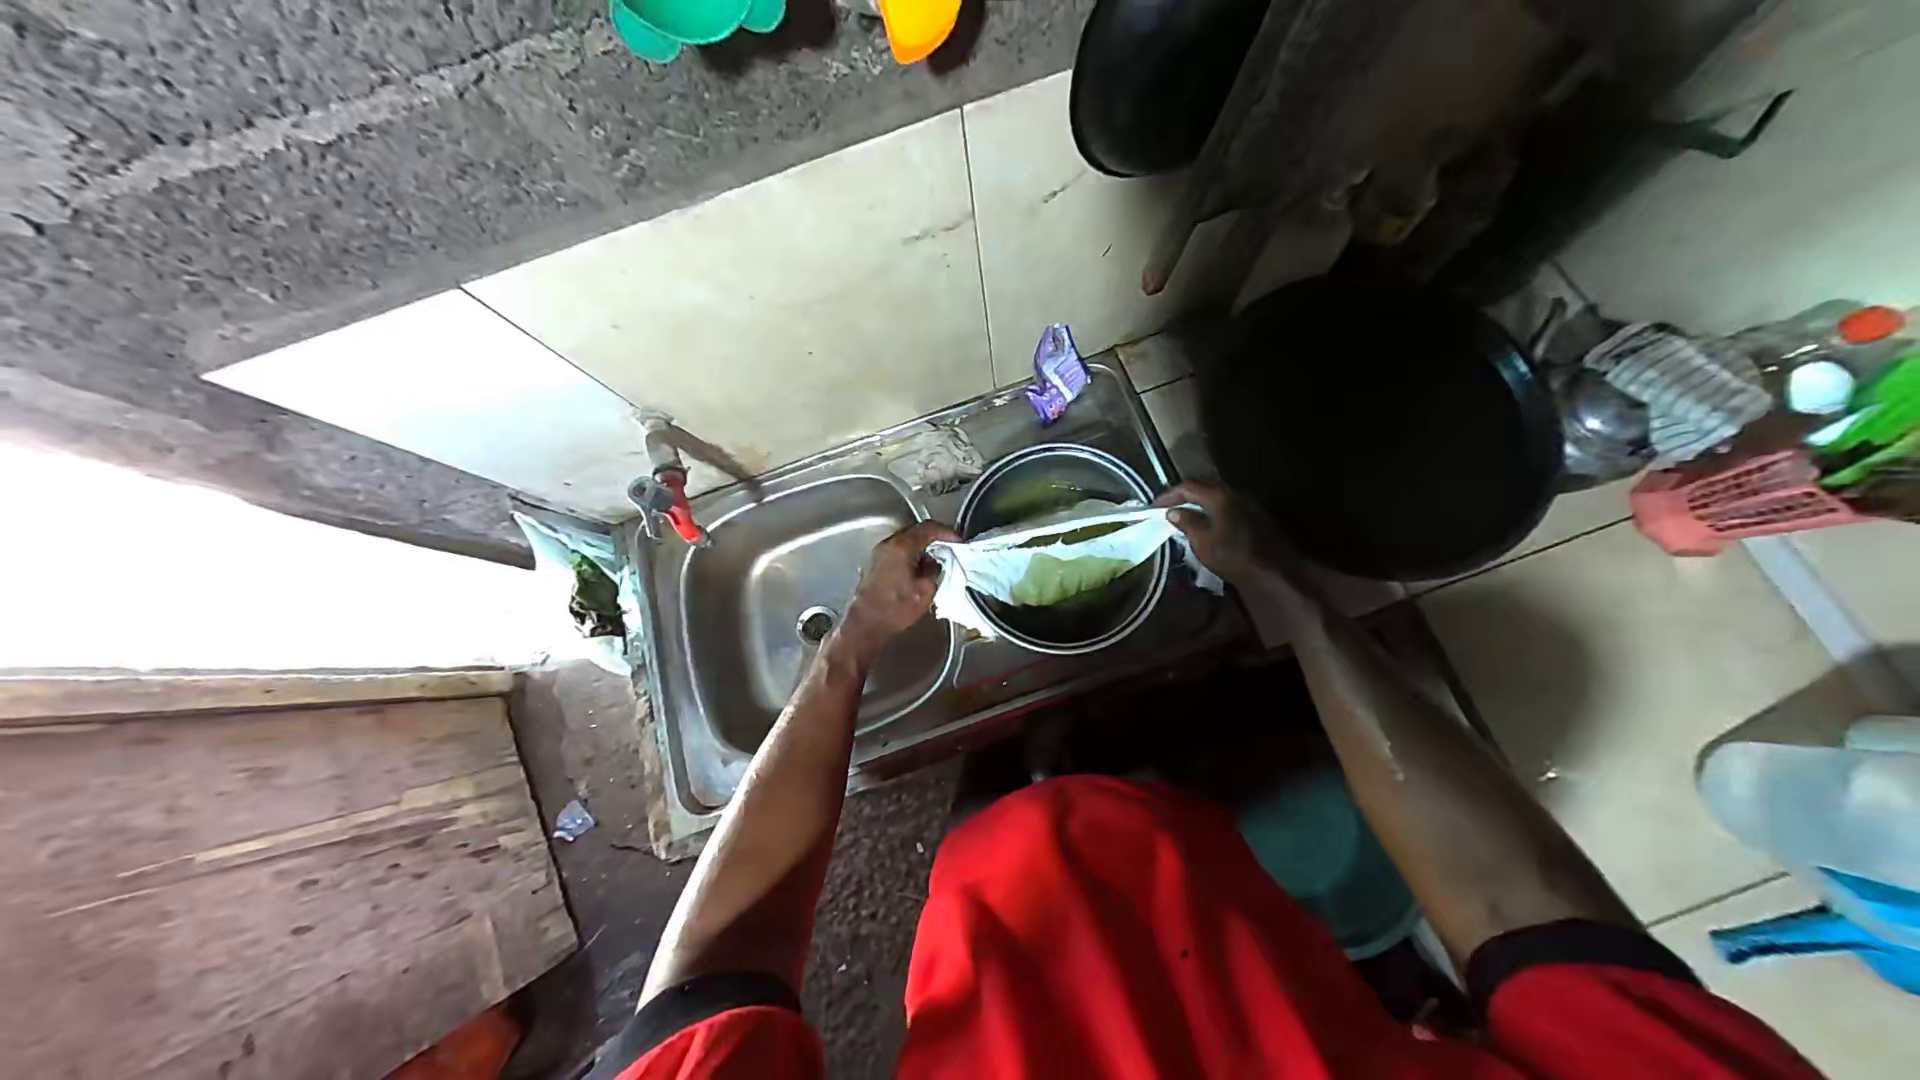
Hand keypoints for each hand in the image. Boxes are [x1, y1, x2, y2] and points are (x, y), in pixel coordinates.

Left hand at [835, 520, 960, 662]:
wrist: (866, 624)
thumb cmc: (894, 609)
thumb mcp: (925, 590)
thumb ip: (934, 570)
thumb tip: (935, 564)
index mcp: (901, 547)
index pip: (928, 529)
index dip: (946, 532)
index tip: (957, 539)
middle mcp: (888, 545)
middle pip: (915, 531)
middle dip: (934, 537)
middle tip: (949, 546)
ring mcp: (879, 554)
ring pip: (906, 541)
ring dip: (922, 547)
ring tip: (936, 560)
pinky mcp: (876, 565)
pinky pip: (898, 552)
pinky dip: (911, 555)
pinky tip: (920, 569)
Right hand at [1153, 480, 1291, 587]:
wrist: (1273, 570)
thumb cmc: (1233, 555)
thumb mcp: (1202, 541)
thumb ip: (1186, 522)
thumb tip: (1173, 512)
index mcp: (1219, 495)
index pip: (1187, 486)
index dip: (1168, 495)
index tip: (1154, 507)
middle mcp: (1234, 493)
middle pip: (1203, 486)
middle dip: (1183, 495)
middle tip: (1168, 507)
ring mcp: (1247, 503)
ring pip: (1216, 496)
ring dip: (1198, 502)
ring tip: (1184, 515)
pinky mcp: (1254, 515)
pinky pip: (1226, 505)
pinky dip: (1210, 510)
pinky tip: (1205, 522)